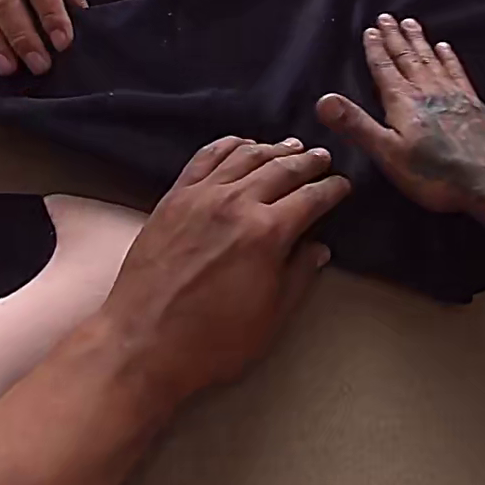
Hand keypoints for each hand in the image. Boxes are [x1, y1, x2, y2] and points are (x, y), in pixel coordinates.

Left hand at [97, 136, 349, 404]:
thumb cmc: (212, 340)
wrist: (142, 341)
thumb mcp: (270, 318)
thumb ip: (299, 276)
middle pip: (282, 169)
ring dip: (273, 147)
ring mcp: (202, 195)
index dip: (331, 189)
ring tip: (291, 145)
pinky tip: (242, 142)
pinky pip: (206, 157)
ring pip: (246, 156)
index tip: (342, 184)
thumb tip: (320, 248)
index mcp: (266, 233)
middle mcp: (237, 203)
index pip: (310, 198)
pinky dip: (228, 144)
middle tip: (323, 157)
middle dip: (308, 161)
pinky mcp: (176, 196)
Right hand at [317, 15, 484, 215]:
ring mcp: (452, 95)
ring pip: (430, 59)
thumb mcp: (387, 153)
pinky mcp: (473, 104)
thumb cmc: (436, 172)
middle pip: (407, 57)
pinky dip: (448, 57)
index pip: (384, 69)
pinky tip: (445, 48)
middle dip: (395, 37)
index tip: (369, 30)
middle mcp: (427, 91)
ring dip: (418, 41)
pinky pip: (456, 72)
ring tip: (411, 23)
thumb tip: (323, 101)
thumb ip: (356, 125)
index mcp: (403, 102)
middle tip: (387, 17)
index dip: (375, 50)